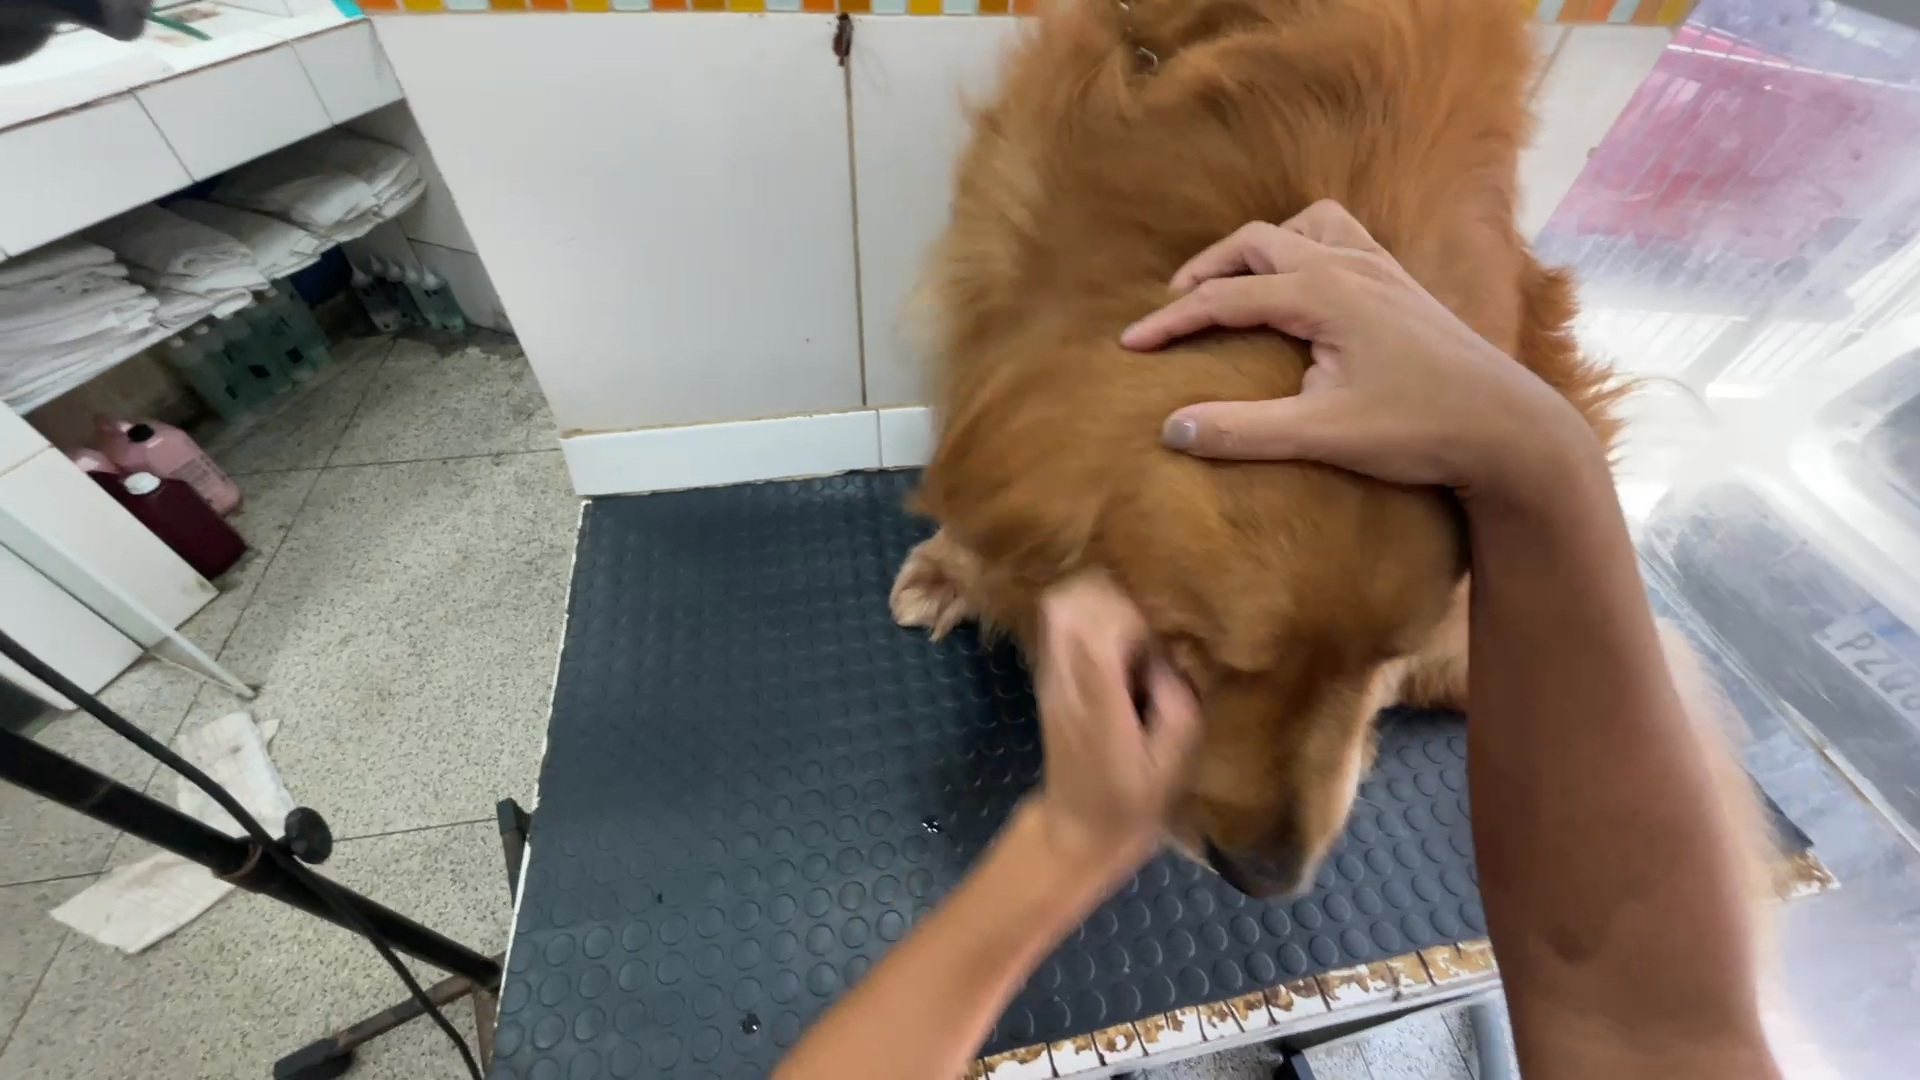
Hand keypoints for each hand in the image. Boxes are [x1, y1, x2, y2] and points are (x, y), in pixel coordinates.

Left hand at [1031, 573, 1202, 880]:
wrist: (1078, 828)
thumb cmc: (1133, 801)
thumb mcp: (1174, 764)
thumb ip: (1177, 702)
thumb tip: (1170, 653)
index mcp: (1097, 709)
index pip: (1095, 636)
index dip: (1128, 610)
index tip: (1162, 617)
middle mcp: (1063, 684)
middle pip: (1064, 607)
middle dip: (1109, 594)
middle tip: (1147, 610)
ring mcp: (1048, 678)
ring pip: (1055, 609)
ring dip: (1095, 599)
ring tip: (1133, 618)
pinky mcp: (1046, 677)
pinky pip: (1056, 624)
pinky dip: (1085, 611)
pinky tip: (1116, 629)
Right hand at [1120, 200, 1600, 498]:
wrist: (1510, 429)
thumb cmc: (1418, 430)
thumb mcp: (1320, 435)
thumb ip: (1240, 431)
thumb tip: (1170, 428)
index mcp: (1324, 294)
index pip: (1225, 298)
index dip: (1170, 321)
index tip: (1129, 344)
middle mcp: (1350, 266)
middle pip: (1256, 243)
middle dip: (1205, 271)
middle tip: (1171, 309)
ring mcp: (1380, 269)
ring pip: (1302, 228)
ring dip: (1256, 250)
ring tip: (1231, 286)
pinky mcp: (1399, 284)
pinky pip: (1340, 238)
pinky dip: (1301, 247)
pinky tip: (1299, 284)